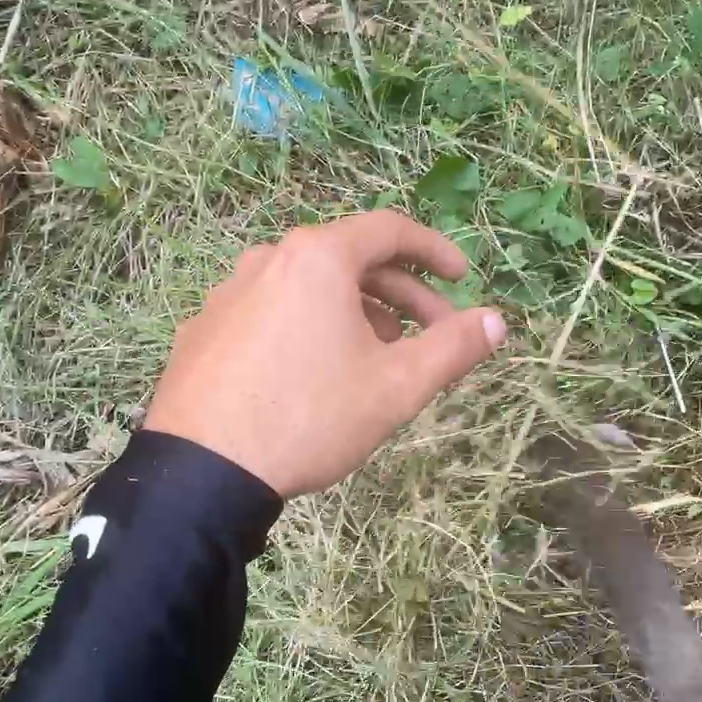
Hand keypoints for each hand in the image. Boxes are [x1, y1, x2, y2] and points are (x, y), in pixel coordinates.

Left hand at [143, 210, 506, 496]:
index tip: (461, 278)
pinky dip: (309, 329)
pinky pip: (272, 314)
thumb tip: (496, 320)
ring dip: (357, 314)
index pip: (390, 230)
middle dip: (402, 295)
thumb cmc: (312, 417)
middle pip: (350, 261)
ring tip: (380, 359)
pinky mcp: (205, 330)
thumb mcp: (397, 386)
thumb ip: (454, 348)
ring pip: (309, 290)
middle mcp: (270, 260)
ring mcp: (229, 294)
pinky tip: (317, 374)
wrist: (205, 471)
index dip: (435, 251)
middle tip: (434, 335)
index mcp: (319, 258)